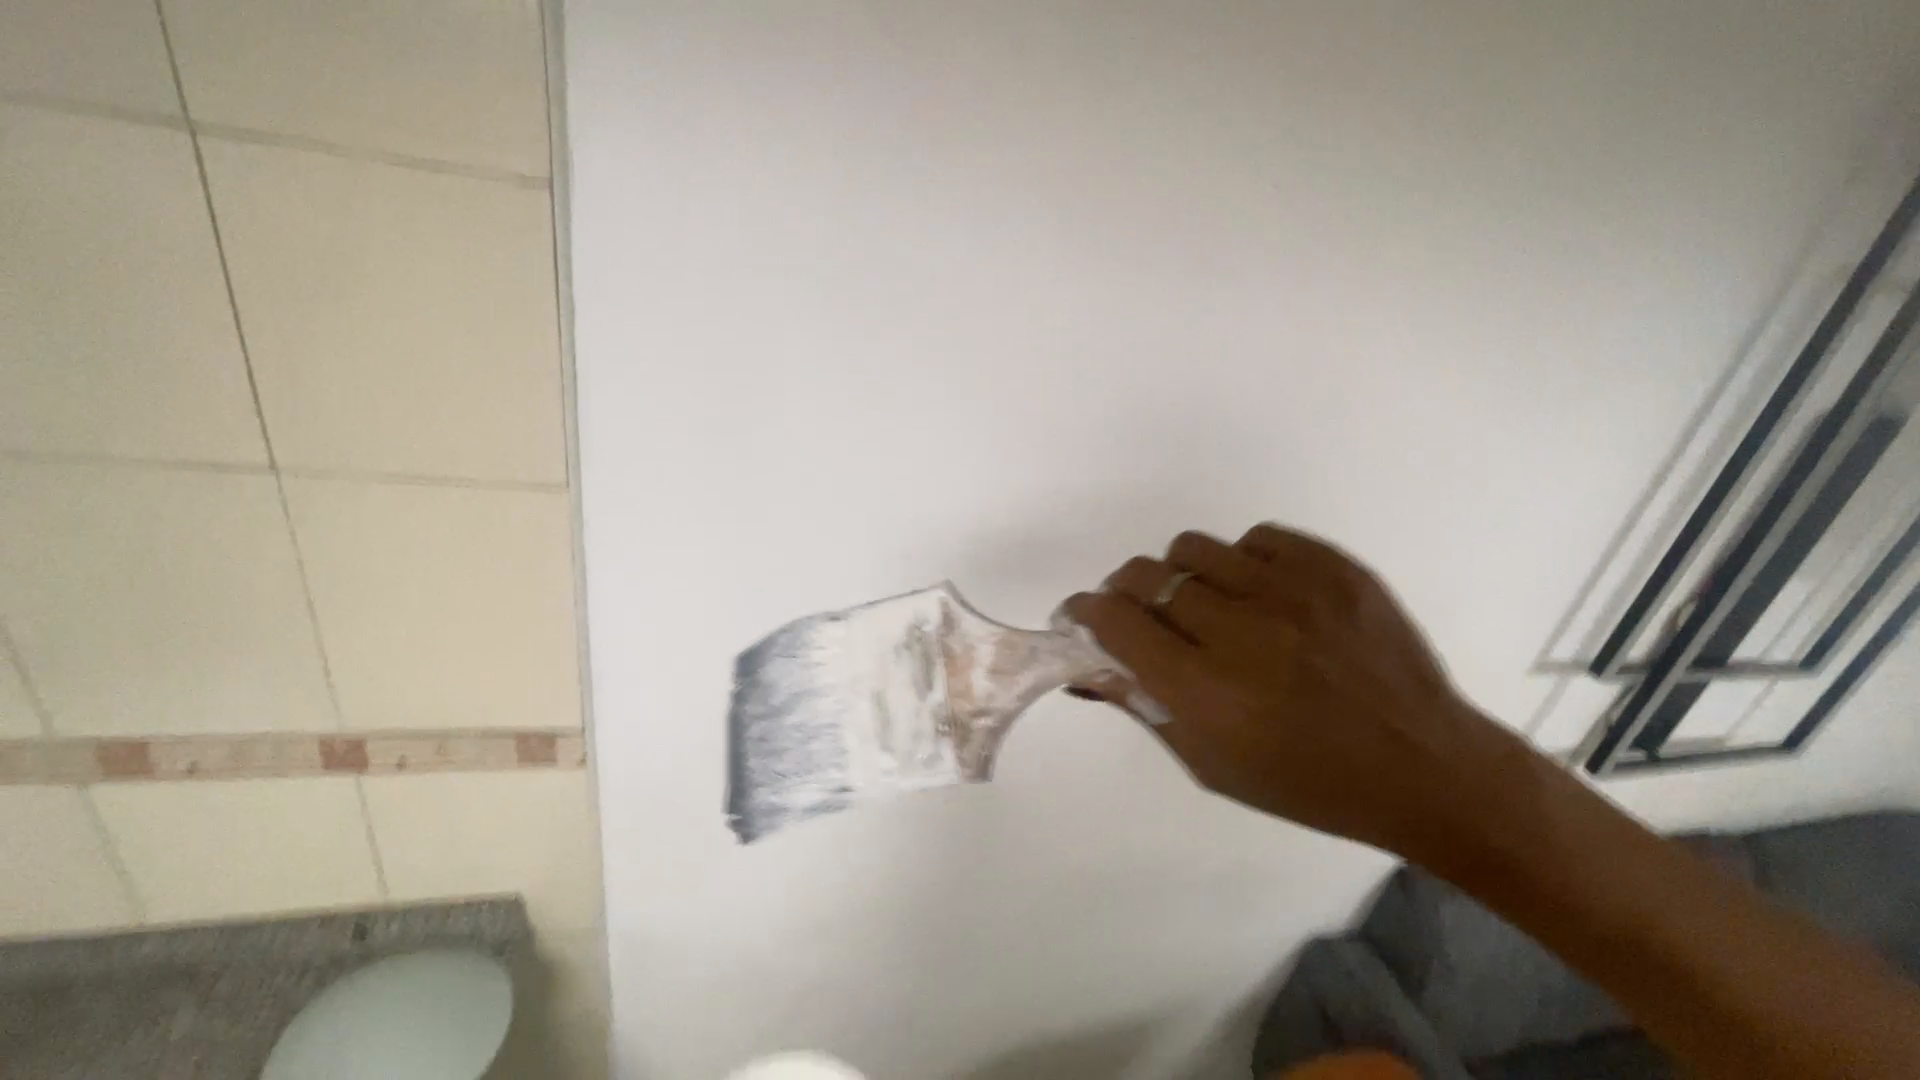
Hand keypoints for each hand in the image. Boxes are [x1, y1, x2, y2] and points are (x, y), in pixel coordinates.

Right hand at [1064, 523, 1541, 860]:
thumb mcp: (1211, 765)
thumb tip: (1090, 667)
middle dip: (1125, 591)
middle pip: (1147, 576)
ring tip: (1203, 602)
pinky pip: (1258, 538)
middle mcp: (1241, 632)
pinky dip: (1243, 562)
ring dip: (1181, 573)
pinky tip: (1259, 595)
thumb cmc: (1306, 784)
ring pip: (1195, 548)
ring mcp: (1292, 592)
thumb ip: (1144, 707)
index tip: (1081, 616)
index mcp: (1205, 691)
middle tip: (1137, 613)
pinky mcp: (1335, 569)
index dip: (1085, 611)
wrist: (1423, 767)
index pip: (1115, 622)